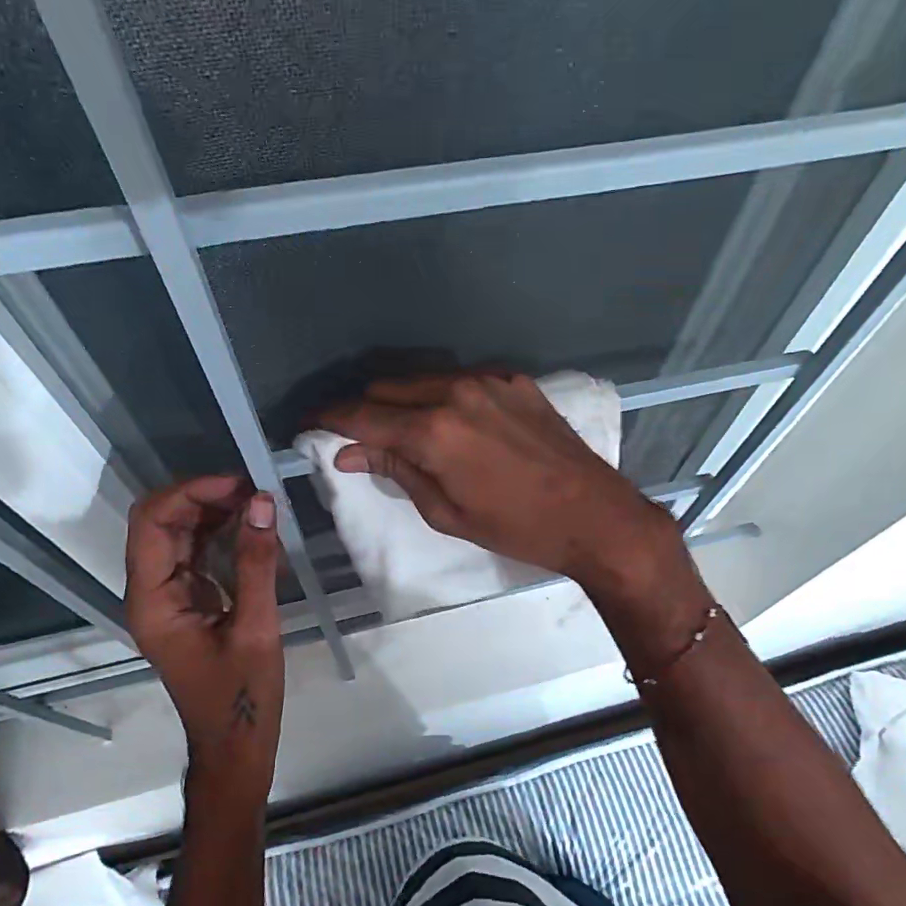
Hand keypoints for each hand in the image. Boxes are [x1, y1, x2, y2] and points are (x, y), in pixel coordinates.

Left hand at [123, 476, 282, 776]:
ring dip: (213, 513)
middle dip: (204, 497)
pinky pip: (194, 555)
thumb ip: (256, 563)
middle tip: (255, 491)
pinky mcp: (186, 603)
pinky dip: (220, 534)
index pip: (152, 524)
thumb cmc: (242, 695)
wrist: (234, 746)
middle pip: (160, 523)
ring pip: (176, 535)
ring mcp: (166, 598)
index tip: (240, 484)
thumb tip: (262, 503)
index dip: (191, 493)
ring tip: (258, 504)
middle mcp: (149, 594)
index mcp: (153, 601)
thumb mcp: (256, 627)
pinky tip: (252, 530)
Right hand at [317, 372, 691, 595]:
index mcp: (434, 430)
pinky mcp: (515, 380)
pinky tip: (451, 421)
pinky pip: (461, 379)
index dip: (330, 420)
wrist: (595, 515)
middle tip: (357, 437)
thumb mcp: (447, 513)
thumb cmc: (517, 528)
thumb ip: (397, 473)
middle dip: (364, 409)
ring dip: (401, 399)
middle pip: (386, 386)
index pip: (362, 415)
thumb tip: (349, 454)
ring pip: (422, 378)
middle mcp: (456, 391)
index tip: (310, 427)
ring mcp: (489, 380)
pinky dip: (442, 396)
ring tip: (401, 429)